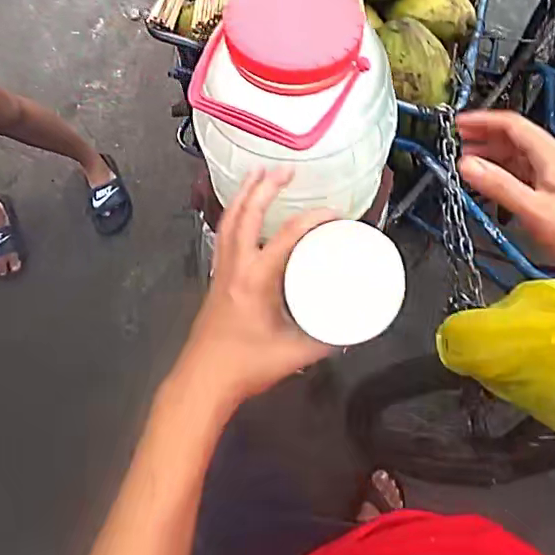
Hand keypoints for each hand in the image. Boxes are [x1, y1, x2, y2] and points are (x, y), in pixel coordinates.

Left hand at [177, 167, 337, 405]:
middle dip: (265, 188)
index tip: (335, 213)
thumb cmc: (244, 367)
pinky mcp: (217, 279)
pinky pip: (225, 235)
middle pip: (247, 215)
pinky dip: (236, 214)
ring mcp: (222, 271)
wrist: (201, 383)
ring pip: (230, 221)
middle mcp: (236, 267)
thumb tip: (353, 328)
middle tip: (285, 170)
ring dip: (244, 194)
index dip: (312, 219)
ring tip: (258, 173)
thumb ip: (327, 340)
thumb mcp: (294, 354)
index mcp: (255, 279)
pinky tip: (243, 211)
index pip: (286, 236)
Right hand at [456, 110, 554, 282]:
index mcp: (553, 156)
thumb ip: (498, 185)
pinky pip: (531, 171)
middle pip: (518, 136)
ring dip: (496, 154)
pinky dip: (509, 171)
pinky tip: (499, 183)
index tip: (461, 124)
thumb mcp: (533, 210)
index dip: (483, 120)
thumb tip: (469, 165)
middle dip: (486, 136)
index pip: (512, 124)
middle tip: (461, 141)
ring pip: (524, 154)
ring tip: (473, 160)